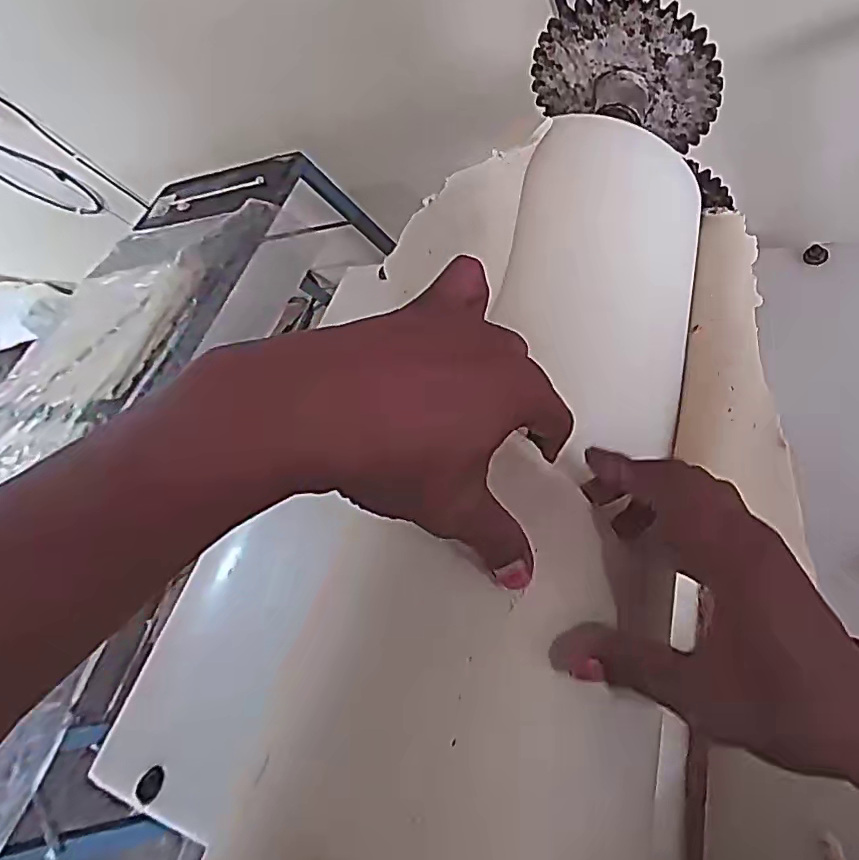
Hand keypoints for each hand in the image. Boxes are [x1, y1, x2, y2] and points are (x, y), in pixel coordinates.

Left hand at [155, 255, 572, 588]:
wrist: (303, 412)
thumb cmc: (385, 452)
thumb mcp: (451, 507)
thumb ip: (495, 537)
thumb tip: (518, 568)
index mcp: (518, 392)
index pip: (555, 415)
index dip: (549, 441)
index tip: (537, 453)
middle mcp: (493, 351)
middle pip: (527, 377)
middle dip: (519, 405)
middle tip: (492, 437)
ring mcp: (452, 326)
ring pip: (494, 338)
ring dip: (493, 362)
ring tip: (472, 388)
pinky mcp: (412, 315)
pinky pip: (454, 291)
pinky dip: (464, 294)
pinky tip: (461, 298)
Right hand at [551, 449, 858, 789]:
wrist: (854, 713)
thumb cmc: (783, 702)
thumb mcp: (698, 692)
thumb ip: (631, 665)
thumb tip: (571, 651)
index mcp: (733, 558)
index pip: (674, 494)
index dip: (630, 473)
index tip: (593, 464)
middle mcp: (751, 540)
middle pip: (691, 484)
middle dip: (642, 478)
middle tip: (598, 493)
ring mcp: (765, 547)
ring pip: (709, 497)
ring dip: (666, 496)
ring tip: (622, 521)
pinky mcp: (771, 561)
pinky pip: (722, 517)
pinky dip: (688, 515)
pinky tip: (666, 549)